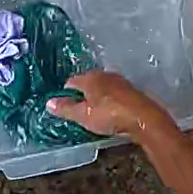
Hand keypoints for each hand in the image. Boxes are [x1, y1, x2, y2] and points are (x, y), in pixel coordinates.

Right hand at [45, 71, 176, 140]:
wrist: (143, 118)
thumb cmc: (109, 115)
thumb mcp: (83, 115)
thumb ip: (66, 108)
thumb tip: (48, 102)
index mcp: (90, 78)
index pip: (71, 81)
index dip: (66, 93)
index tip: (64, 106)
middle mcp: (104, 75)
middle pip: (88, 82)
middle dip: (82, 94)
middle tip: (79, 110)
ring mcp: (120, 81)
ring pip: (102, 87)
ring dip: (97, 97)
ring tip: (95, 112)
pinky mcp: (132, 91)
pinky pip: (115, 94)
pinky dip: (110, 101)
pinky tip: (111, 112)